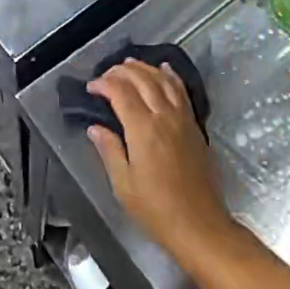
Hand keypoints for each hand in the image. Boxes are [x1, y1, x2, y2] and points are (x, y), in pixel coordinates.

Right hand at [86, 60, 235, 264]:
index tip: (91, 87)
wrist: (198, 224)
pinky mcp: (194, 125)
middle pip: (143, 80)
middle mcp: (165, 116)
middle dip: (122, 71)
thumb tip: (95, 127)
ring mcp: (183, 119)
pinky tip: (165, 70)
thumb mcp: (123, 185)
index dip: (104, 84)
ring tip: (130, 64)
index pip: (121, 93)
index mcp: (144, 129)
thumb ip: (109, 150)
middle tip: (106, 74)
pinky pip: (181, 91)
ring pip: (164, 81)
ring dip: (146, 68)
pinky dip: (171, 76)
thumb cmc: (156, 210)